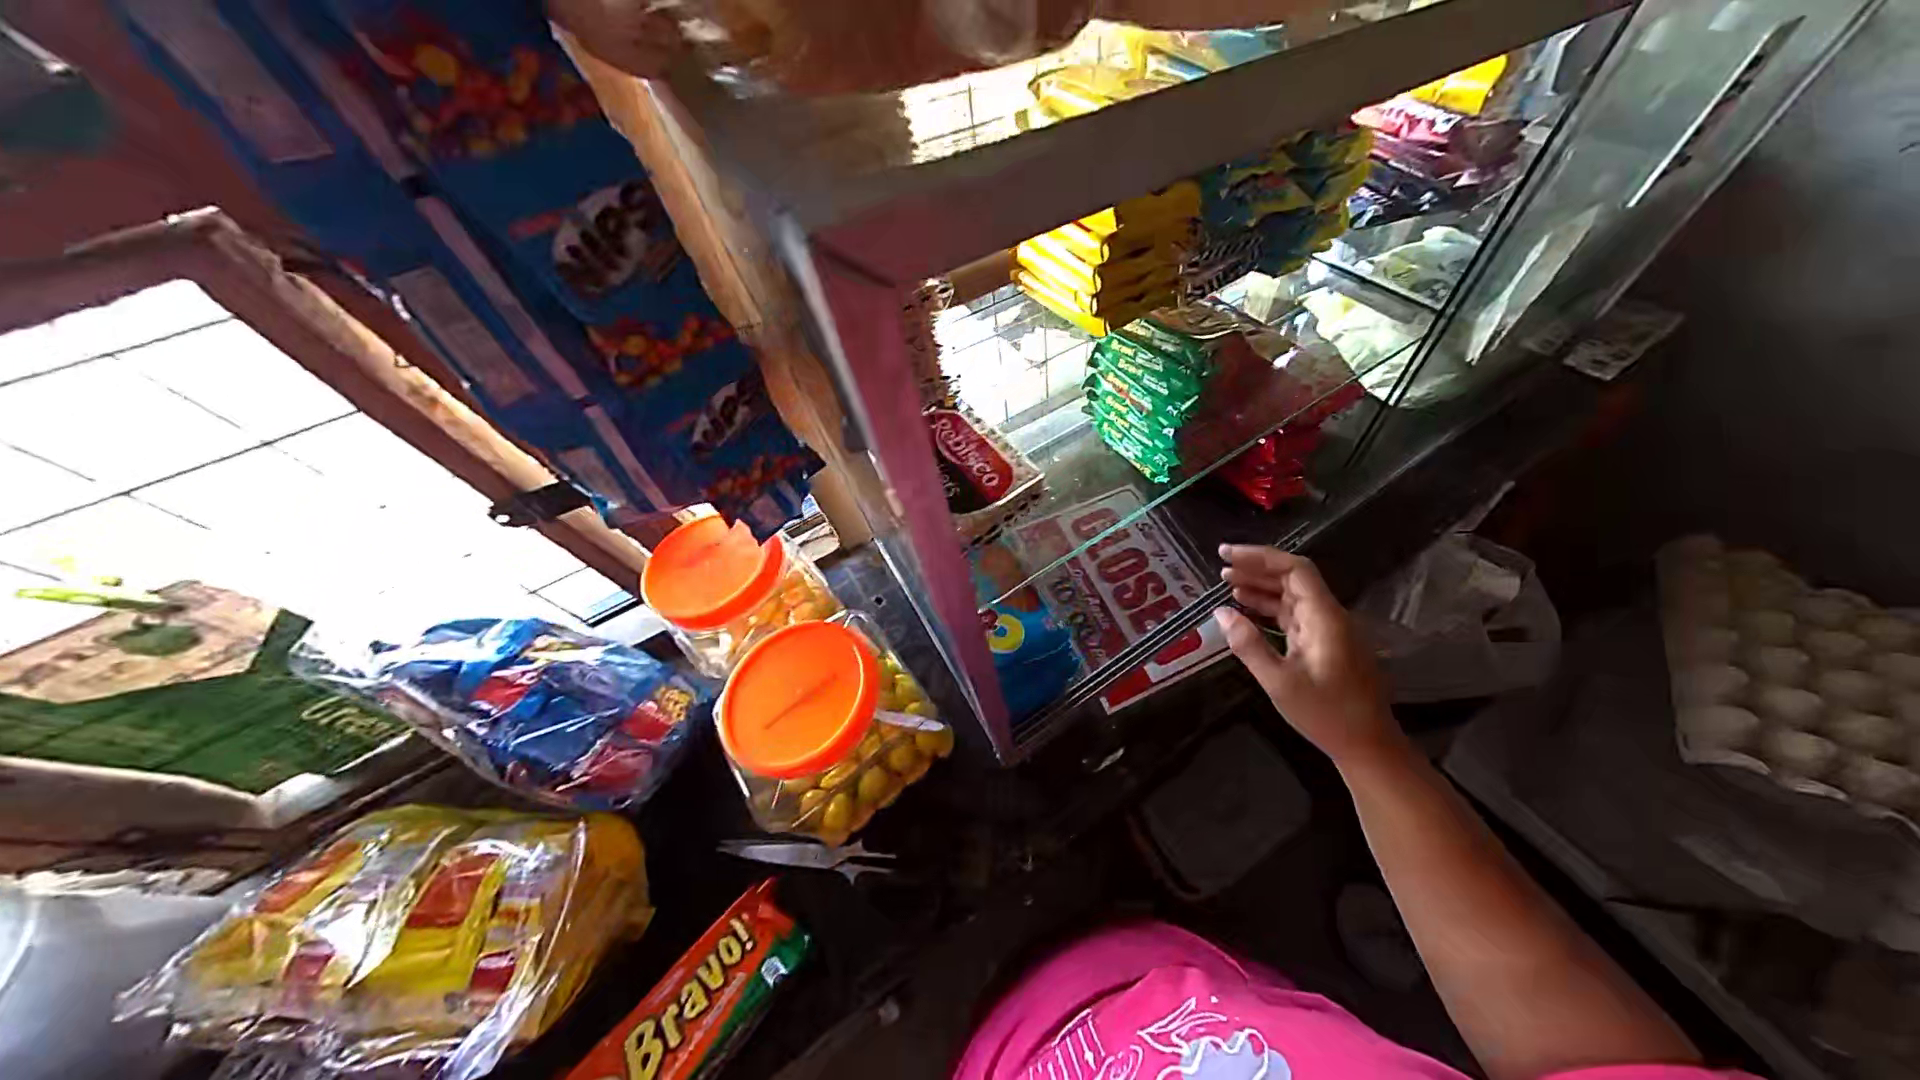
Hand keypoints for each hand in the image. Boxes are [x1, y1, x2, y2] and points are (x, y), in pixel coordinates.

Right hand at [1213, 545, 1403, 768]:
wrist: (1367, 746)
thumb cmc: (1326, 714)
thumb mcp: (1279, 682)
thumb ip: (1249, 645)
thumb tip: (1221, 613)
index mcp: (1324, 618)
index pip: (1294, 570)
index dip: (1260, 557)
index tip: (1227, 554)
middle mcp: (1328, 616)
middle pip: (1292, 578)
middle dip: (1256, 568)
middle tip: (1221, 565)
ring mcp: (1327, 630)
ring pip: (1291, 596)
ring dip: (1260, 586)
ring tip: (1227, 583)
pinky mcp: (1323, 644)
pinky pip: (1292, 615)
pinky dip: (1268, 607)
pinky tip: (1246, 607)